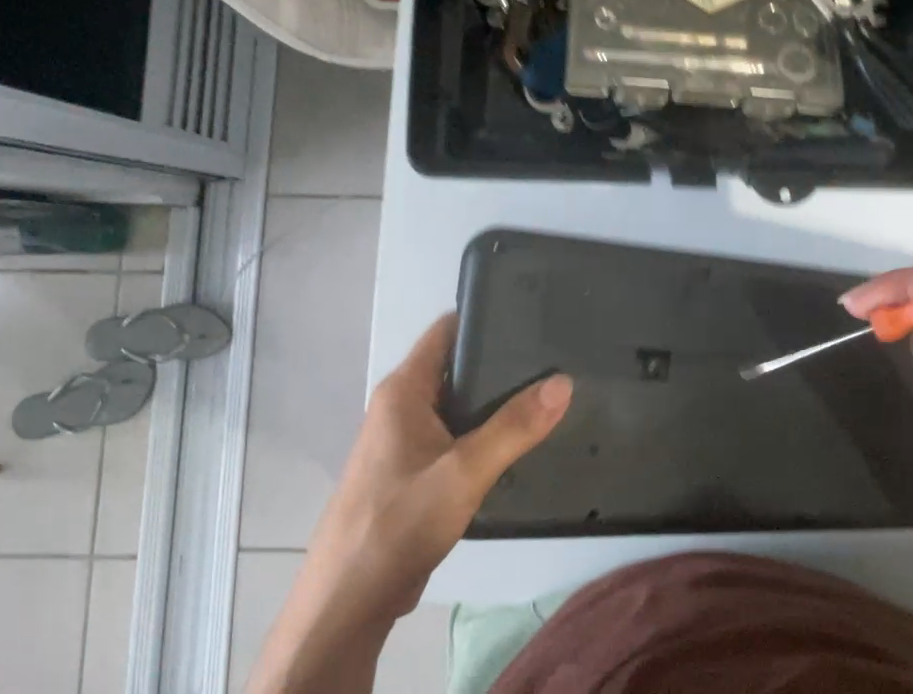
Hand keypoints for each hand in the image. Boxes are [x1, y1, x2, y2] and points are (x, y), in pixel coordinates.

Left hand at [296, 313, 572, 623]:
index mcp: (403, 391)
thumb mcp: (464, 472)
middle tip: (553, 359)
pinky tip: (516, 446)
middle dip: (499, 364)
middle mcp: (399, 407)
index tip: (532, 313)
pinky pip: (453, 440)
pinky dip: (481, 437)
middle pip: (455, 368)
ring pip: (456, 408)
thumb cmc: (399, 522)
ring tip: (546, 396)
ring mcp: (403, 442)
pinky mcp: (411, 475)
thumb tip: (562, 382)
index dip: (485, 316)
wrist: (350, 598)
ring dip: (492, 405)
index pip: (446, 331)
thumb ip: (513, 427)